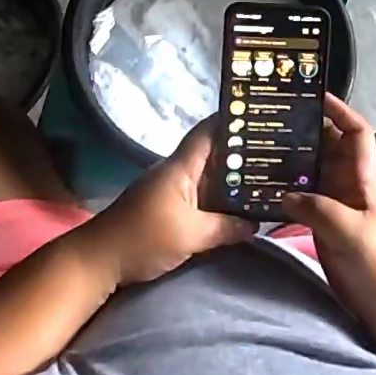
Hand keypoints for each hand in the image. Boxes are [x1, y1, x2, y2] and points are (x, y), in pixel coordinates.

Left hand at [78, 117, 255, 285]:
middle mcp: (176, 172)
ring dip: (231, 179)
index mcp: (179, 167)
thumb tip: (254, 223)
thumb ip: (224, 227)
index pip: (207, 133)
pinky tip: (238, 207)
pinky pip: (200, 197)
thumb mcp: (190, 235)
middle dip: (241, 154)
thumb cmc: (144, 237)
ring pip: (207, 177)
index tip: (259, 115)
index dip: (231, 121)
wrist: (100, 259)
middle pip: (212, 155)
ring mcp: (171, 190)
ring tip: (266, 179)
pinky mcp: (168, 208)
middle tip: (275, 153)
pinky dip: (219, 199)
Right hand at [281, 95, 375, 309]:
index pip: (356, 133)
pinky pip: (300, 194)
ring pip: (311, 169)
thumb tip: (283, 194)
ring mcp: (333, 203)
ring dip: (291, 156)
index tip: (316, 97)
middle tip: (273, 117)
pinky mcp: (321, 221)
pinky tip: (261, 183)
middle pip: (327, 146)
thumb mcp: (350, 232)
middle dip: (306, 129)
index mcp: (362, 179)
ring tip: (260, 144)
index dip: (341, 111)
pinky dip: (283, 186)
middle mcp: (347, 185)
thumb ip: (317, 208)